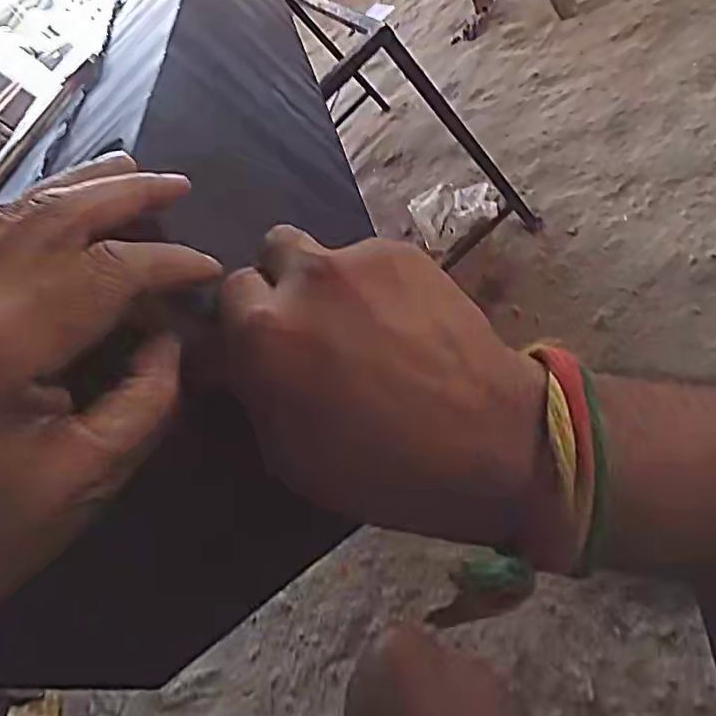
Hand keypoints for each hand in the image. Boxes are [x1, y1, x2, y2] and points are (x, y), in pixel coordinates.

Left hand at [0, 156, 222, 715]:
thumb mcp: (80, 482)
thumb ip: (142, 400)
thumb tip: (169, 339)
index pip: (102, 273)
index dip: (167, 264)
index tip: (211, 269)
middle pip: (52, 218)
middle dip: (122, 193)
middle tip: (176, 182)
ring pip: (10, 218)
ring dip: (74, 190)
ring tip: (126, 170)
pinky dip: (29, 216)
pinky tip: (56, 210)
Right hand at [218, 227, 557, 555]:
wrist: (489, 441)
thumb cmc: (379, 466)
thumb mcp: (288, 452)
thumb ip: (251, 388)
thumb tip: (237, 358)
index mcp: (263, 332)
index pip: (226, 294)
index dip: (242, 319)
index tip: (259, 339)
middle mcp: (303, 280)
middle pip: (268, 251)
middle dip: (277, 282)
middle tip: (305, 320)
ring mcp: (355, 259)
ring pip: (318, 249)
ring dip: (322, 279)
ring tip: (359, 318)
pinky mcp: (400, 252)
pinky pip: (366, 258)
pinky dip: (370, 283)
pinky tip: (400, 318)